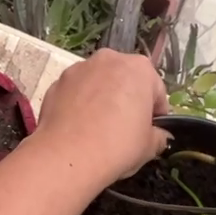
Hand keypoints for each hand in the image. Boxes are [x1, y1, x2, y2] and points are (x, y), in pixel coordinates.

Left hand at [32, 49, 168, 183]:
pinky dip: (79, 105)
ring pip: (98, 83)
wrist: (66, 155)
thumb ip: (159, 135)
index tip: (151, 131)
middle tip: (126, 129)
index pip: (156, 91)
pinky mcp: (56, 83)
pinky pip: (75, 93)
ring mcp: (79, 69)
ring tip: (99, 129)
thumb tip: (159, 135)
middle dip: (127, 100)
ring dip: (102, 99)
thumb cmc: (117, 145)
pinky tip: (79, 128)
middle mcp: (108, 59)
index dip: (156, 113)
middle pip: (125, 80)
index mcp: (139, 68)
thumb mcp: (150, 146)